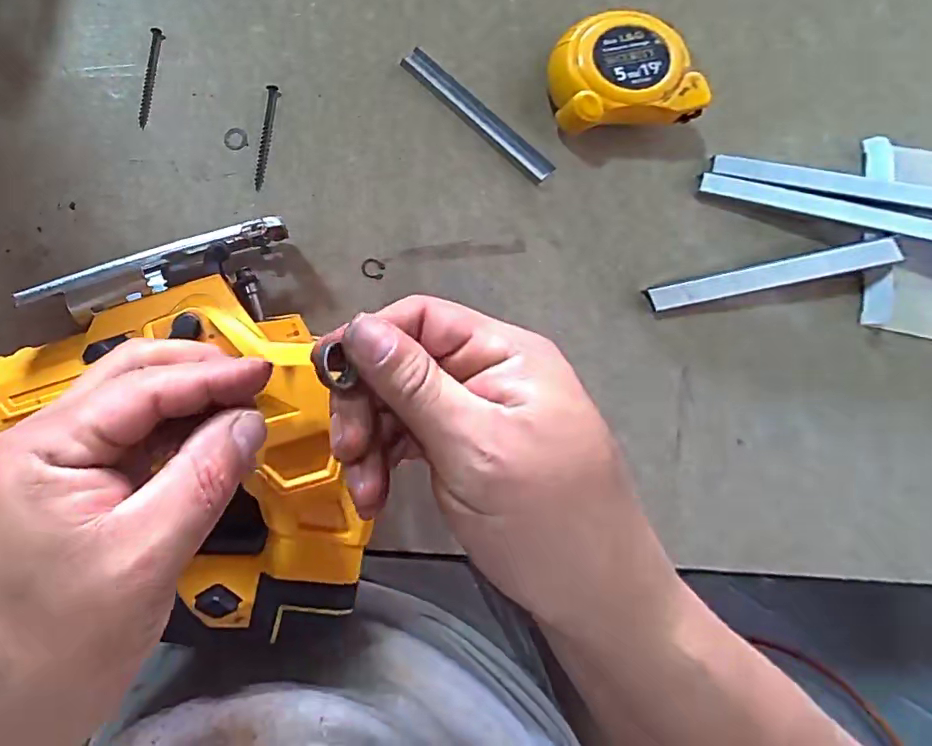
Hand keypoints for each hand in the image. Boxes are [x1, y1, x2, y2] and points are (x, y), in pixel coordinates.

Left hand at [0, 341, 271, 745]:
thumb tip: (249, 422)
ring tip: (237, 404)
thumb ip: (200, 480)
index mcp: (40, 446)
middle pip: (126, 379)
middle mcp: (40, 439)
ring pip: (128, 407)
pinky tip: (205, 438)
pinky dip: (170, 435)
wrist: (9, 718)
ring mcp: (52, 461)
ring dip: (184, 402)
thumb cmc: (62, 650)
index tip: (259, 370)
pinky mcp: (68, 486)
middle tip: (249, 380)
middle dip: (192, 374)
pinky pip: (127, 443)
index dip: (205, 376)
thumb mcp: (143, 562)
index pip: (135, 388)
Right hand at [324, 297, 681, 634]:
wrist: (602, 613)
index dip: (369, 338)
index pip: (420, 318)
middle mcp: (485, 372)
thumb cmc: (550, 527)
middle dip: (365, 403)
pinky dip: (382, 460)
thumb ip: (411, 384)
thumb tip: (358, 326)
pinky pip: (404, 434)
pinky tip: (374, 493)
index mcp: (504, 355)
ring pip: (394, 401)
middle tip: (346, 447)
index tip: (329, 373)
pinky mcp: (460, 443)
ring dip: (369, 440)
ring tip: (362, 487)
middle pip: (399, 362)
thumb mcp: (473, 449)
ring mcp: (472, 410)